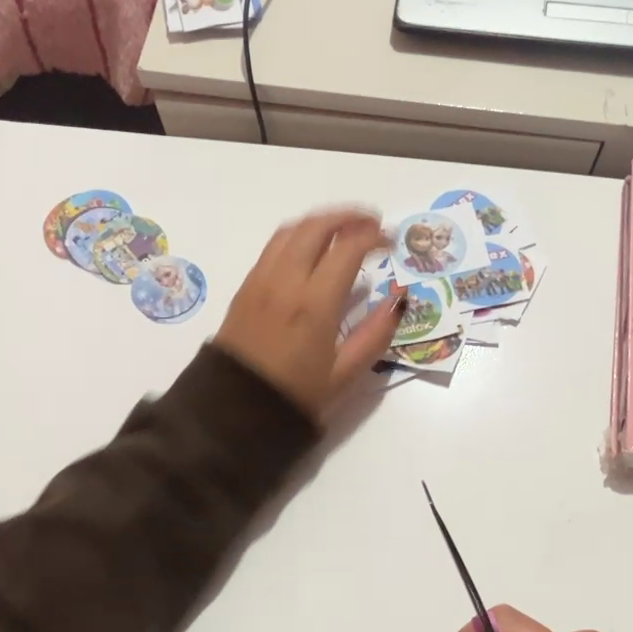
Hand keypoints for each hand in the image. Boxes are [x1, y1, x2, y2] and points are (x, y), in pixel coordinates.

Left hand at [213, 208, 404, 420]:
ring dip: (320, 222)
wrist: (233, 414)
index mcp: (314, 303)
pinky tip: (310, 252)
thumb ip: (376, 334)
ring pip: (290, 230)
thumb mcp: (345, 376)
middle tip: (371, 224)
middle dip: (348, 217)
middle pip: (316, 226)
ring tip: (342, 231)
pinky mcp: (245, 289)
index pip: (348, 247)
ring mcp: (260, 281)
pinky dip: (297, 237)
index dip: (374, 236)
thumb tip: (399, 300)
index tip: (391, 241)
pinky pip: (273, 247)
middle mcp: (285, 282)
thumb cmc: (295, 399)